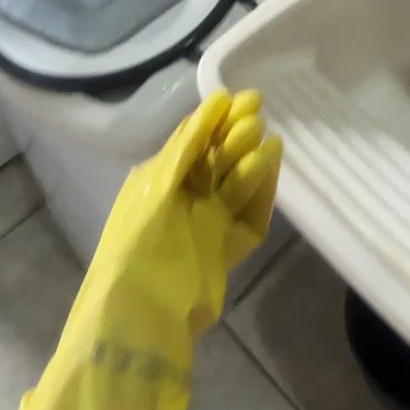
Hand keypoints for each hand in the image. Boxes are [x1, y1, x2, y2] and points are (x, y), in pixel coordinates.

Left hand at [17, 89, 281, 409]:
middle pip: (217, 158)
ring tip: (270, 137)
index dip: (218, 117)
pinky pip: (251, 212)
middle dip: (237, 134)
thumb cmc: (138, 238)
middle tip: (259, 110)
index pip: (193, 140)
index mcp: (159, 180)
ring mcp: (207, 223)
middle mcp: (184, 198)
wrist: (140, 313)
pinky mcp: (228, 246)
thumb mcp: (158, 182)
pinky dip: (262, 188)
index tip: (243, 96)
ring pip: (235, 183)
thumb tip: (219, 100)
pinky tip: (271, 164)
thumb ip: (189, 143)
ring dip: (251, 159)